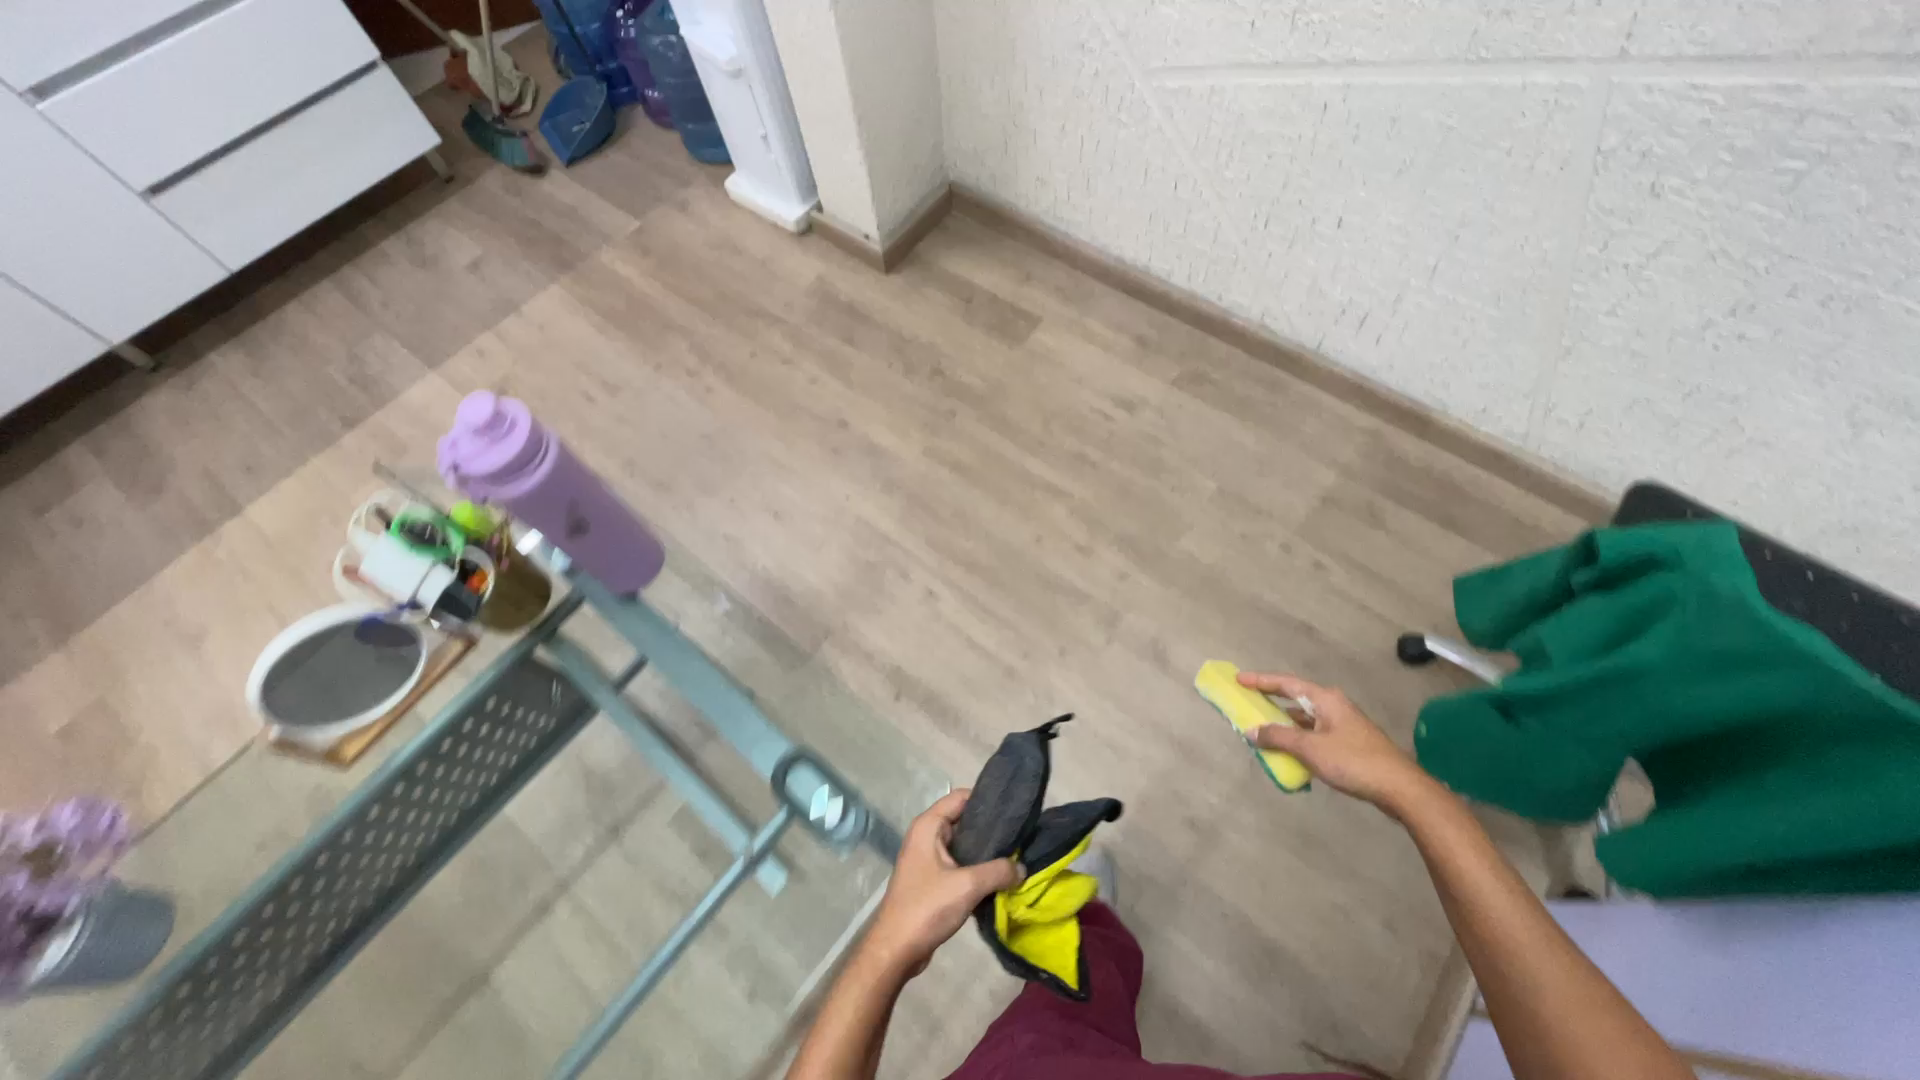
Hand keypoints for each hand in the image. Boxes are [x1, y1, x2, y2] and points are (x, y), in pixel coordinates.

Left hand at [864, 789, 1022, 976]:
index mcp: (929, 826)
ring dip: (986, 852)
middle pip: (964, 820)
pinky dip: (977, 869)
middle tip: (1021, 836)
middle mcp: (926, 836)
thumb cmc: (927, 907)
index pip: (961, 797)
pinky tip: (999, 878)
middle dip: (991, 828)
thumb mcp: (968, 885)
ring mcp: (928, 858)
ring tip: (1016, 857)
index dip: (987, 799)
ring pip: (963, 845)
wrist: (897, 949)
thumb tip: (1022, 868)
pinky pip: (960, 865)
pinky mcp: (932, 880)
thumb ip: (999, 871)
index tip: (1015, 810)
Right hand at [1238, 672, 1440, 818]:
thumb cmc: (1353, 761)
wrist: (1399, 787)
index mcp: (1325, 700)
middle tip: (1246, 702)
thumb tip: (1252, 731)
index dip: (1261, 681)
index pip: (1286, 684)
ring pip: (1305, 719)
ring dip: (1283, 725)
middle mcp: (1334, 706)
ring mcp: (1342, 725)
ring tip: (1261, 731)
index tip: (1239, 679)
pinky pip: (1314, 735)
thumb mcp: (1310, 749)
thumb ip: (1278, 737)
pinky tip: (1288, 753)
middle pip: (1295, 699)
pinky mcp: (1348, 743)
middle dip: (1270, 701)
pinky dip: (1297, 740)